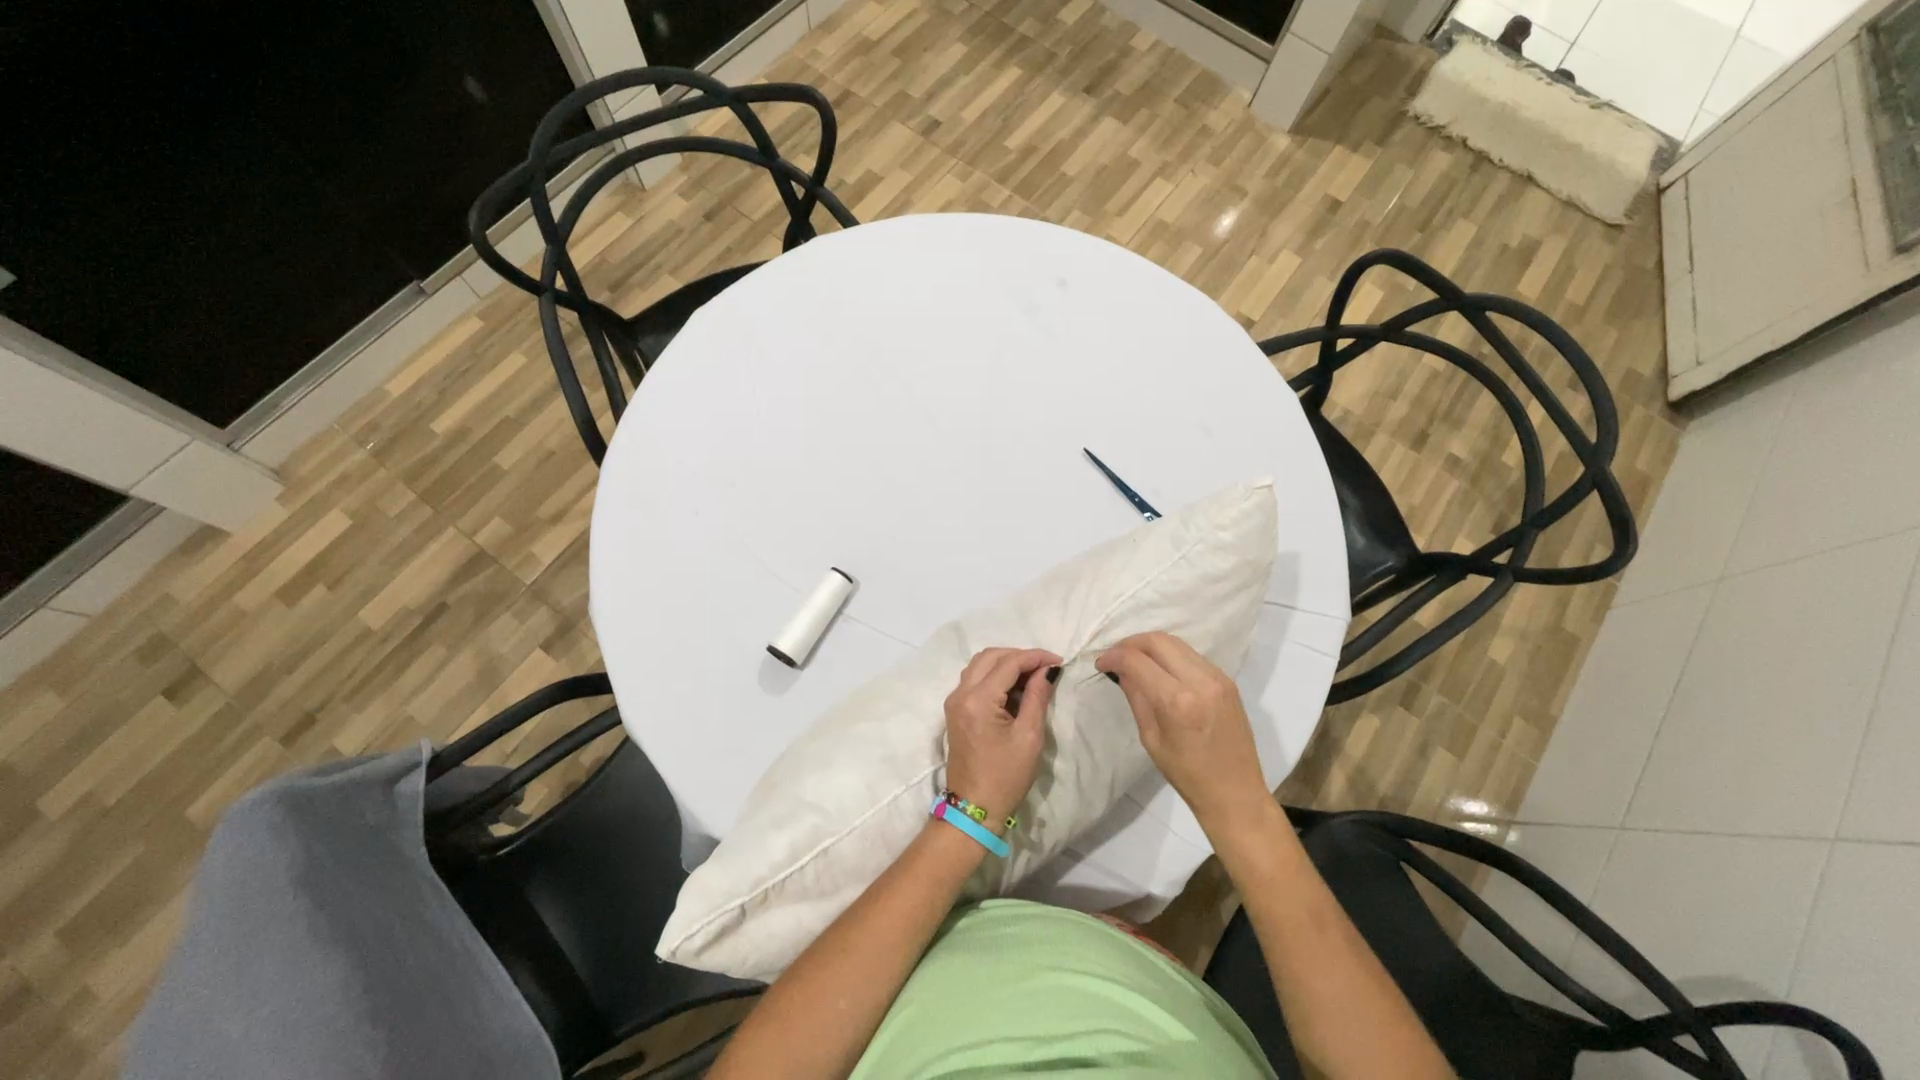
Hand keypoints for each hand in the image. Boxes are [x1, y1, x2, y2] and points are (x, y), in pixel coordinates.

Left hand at [942, 647, 1061, 829]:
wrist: (974, 807)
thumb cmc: (1006, 776)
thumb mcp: (1029, 736)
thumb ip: (1037, 696)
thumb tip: (1047, 670)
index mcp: (978, 699)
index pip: (1008, 663)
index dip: (1035, 657)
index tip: (1059, 661)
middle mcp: (960, 694)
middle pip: (990, 656)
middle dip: (1019, 656)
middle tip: (1046, 668)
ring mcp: (954, 701)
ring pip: (980, 665)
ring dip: (1006, 663)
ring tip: (1033, 676)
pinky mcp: (955, 710)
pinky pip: (974, 679)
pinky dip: (995, 676)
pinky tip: (1015, 688)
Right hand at [1097, 632, 1271, 835]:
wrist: (1235, 791)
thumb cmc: (1187, 775)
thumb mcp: (1151, 739)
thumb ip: (1136, 697)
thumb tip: (1121, 670)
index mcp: (1177, 701)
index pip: (1137, 660)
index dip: (1113, 656)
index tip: (1101, 664)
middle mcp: (1200, 681)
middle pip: (1158, 640)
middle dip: (1130, 643)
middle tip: (1116, 657)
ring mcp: (1218, 678)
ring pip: (1177, 643)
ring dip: (1151, 646)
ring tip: (1135, 661)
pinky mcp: (1227, 681)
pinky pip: (1192, 656)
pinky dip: (1171, 655)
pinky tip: (1160, 670)